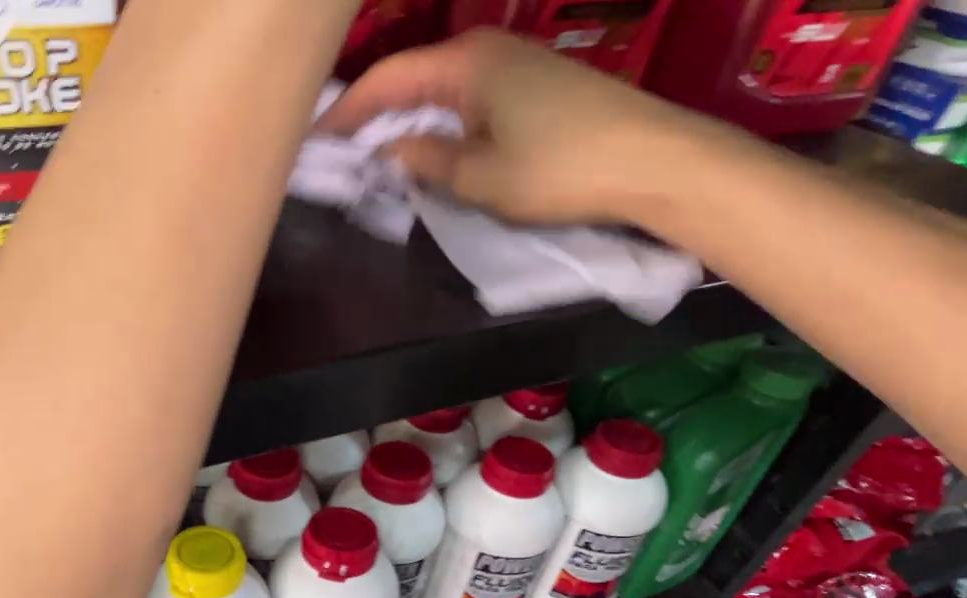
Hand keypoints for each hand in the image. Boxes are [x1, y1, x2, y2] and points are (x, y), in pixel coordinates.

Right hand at [316, 30, 719, 225]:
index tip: (313, 138)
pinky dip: (439, 122)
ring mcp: (514, 64)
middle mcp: (485, 52)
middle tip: (336, 149)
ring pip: (440, 90)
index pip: (387, 80)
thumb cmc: (558, 168)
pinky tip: (428, 148)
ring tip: (372, 153)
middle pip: (412, 78)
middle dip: (372, 113)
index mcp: (465, 63)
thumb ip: (426, 161)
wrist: (652, 161)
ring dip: (406, 120)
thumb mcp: (479, 177)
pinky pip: (467, 99)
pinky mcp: (534, 85)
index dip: (346, 111)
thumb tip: (393, 150)